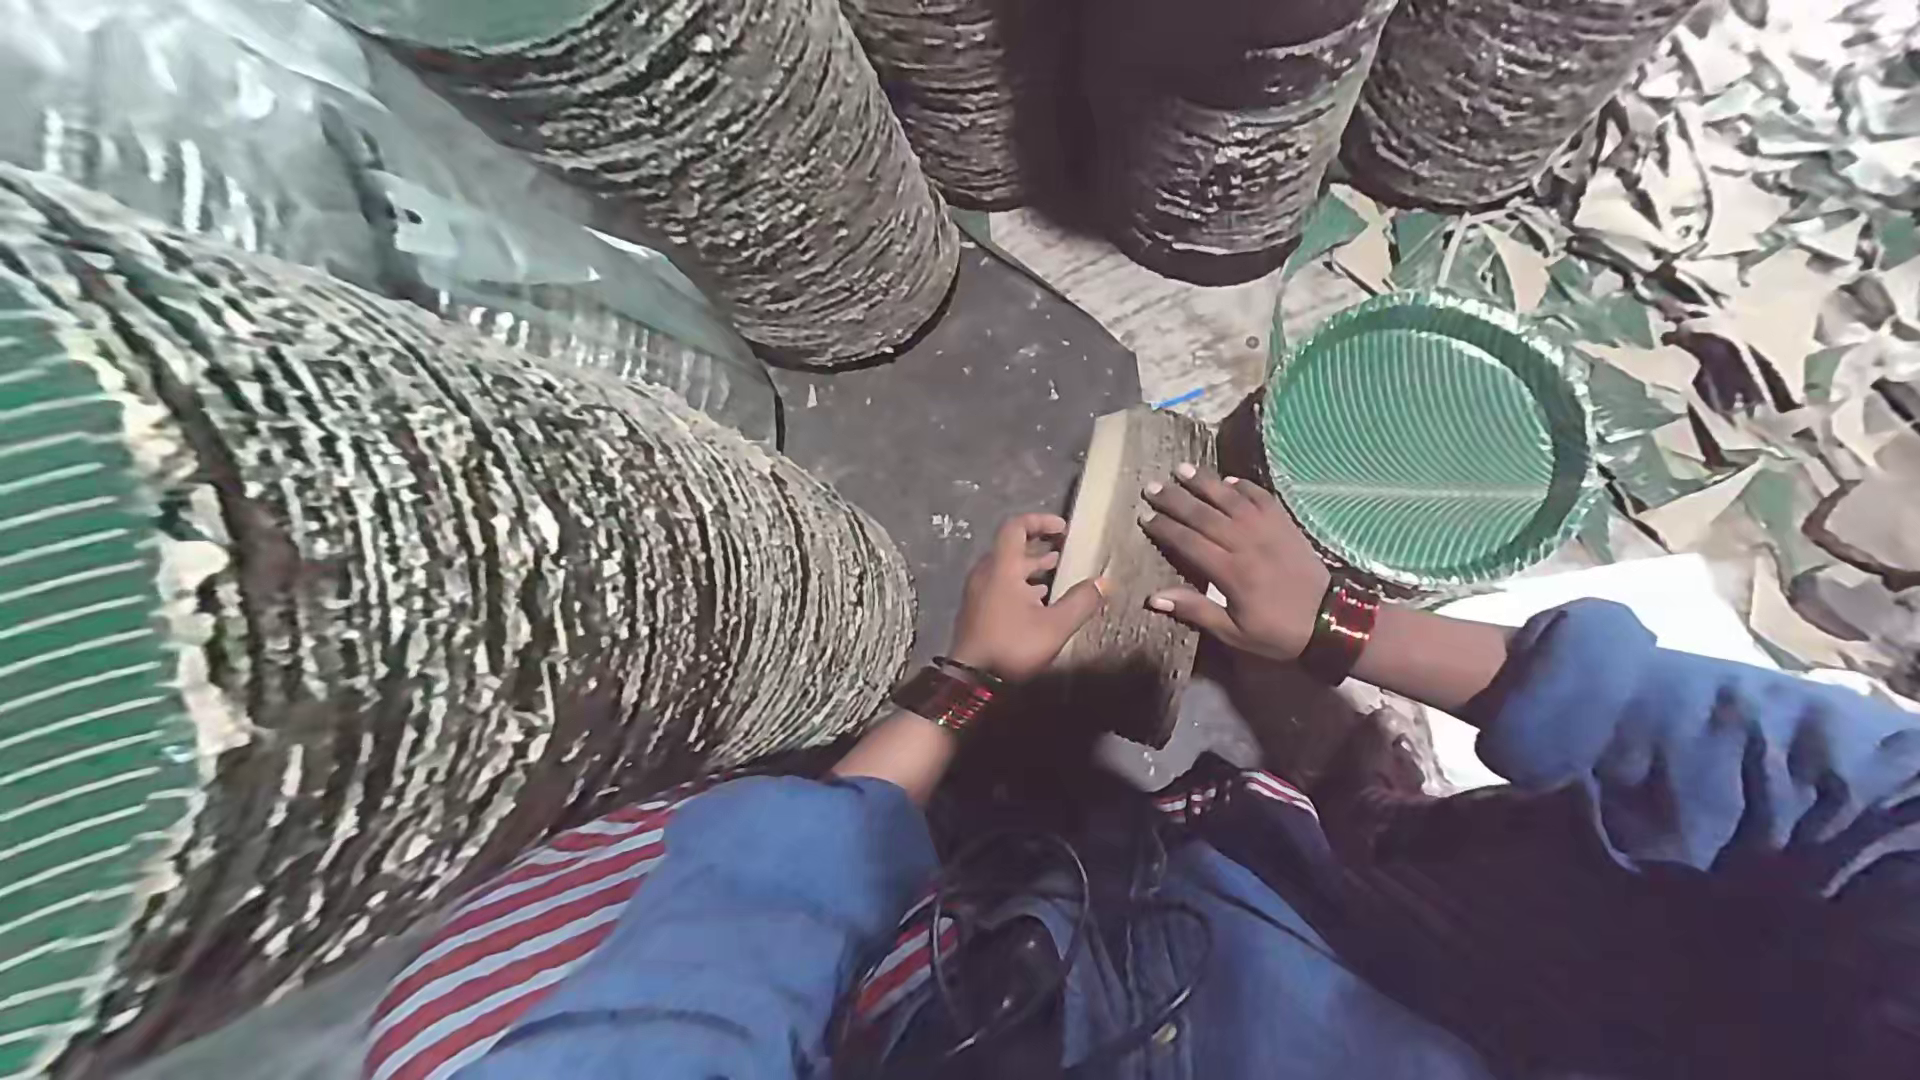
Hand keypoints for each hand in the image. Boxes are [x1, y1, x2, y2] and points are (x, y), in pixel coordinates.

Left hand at [948, 513, 1106, 680]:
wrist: (970, 679)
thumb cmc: (1012, 645)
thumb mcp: (1055, 625)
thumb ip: (1081, 601)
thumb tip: (1104, 581)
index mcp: (1002, 567)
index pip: (1016, 527)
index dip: (1040, 521)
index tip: (1063, 528)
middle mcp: (986, 573)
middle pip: (1012, 547)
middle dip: (1039, 544)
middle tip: (1064, 548)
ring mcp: (978, 591)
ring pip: (1006, 567)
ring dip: (1031, 565)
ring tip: (1056, 568)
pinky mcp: (977, 608)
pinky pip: (1000, 583)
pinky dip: (1020, 582)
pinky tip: (1039, 597)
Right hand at [1139, 464, 1329, 659]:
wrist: (1332, 621)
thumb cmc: (1276, 631)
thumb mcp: (1233, 632)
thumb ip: (1195, 610)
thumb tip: (1153, 598)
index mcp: (1232, 572)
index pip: (1189, 542)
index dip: (1164, 528)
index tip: (1144, 516)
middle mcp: (1248, 544)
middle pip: (1204, 515)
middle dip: (1175, 499)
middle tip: (1152, 487)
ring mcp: (1269, 530)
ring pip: (1231, 499)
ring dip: (1205, 483)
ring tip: (1181, 469)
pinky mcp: (1286, 524)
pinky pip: (1261, 497)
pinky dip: (1243, 485)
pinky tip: (1226, 479)